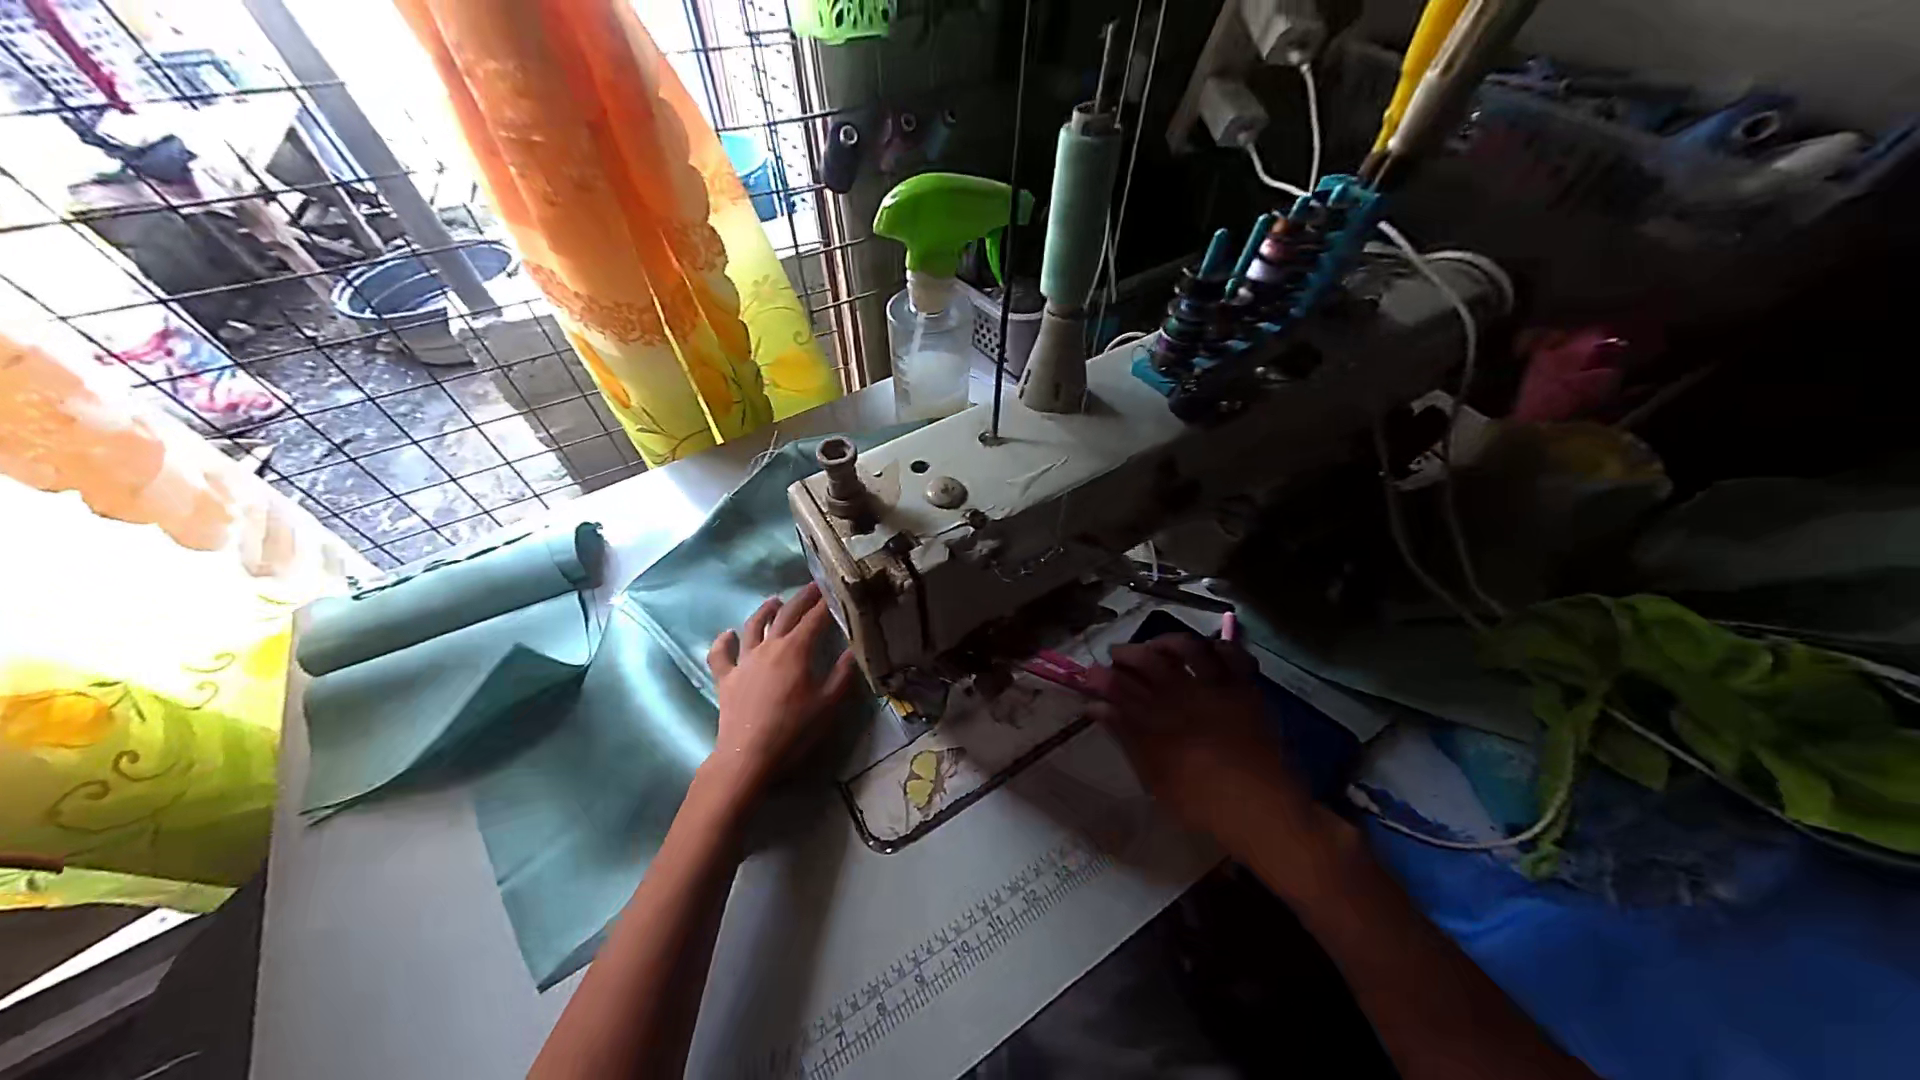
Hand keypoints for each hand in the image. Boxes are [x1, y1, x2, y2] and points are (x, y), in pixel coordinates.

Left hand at [705, 583, 860, 796]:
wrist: (748, 754)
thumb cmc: (793, 729)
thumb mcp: (828, 703)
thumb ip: (843, 674)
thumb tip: (853, 650)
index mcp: (796, 650)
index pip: (815, 619)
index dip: (826, 604)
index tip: (836, 591)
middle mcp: (769, 647)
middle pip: (786, 614)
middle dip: (802, 598)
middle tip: (814, 586)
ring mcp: (744, 660)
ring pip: (753, 626)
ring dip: (765, 610)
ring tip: (775, 600)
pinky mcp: (726, 677)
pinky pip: (721, 654)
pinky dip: (724, 641)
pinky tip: (727, 634)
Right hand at [1086, 634, 1319, 853]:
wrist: (1261, 807)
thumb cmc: (1201, 801)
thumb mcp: (1153, 776)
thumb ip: (1126, 737)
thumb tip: (1098, 709)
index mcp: (1155, 719)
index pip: (1116, 686)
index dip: (1098, 676)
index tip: (1089, 675)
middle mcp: (1182, 695)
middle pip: (1147, 658)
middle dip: (1126, 652)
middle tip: (1116, 655)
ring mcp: (1216, 688)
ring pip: (1187, 647)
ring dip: (1167, 641)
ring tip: (1158, 646)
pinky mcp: (1244, 688)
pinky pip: (1232, 655)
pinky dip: (1217, 648)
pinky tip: (1207, 651)